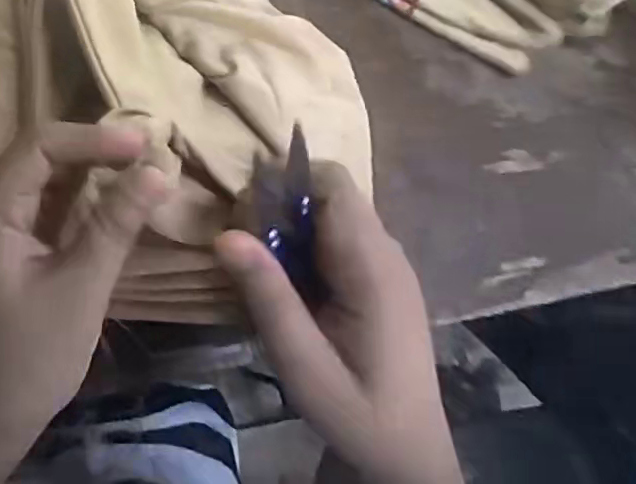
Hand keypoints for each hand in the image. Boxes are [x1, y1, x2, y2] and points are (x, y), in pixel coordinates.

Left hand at [0, 122, 171, 483]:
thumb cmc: (29, 358)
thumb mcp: (80, 290)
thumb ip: (115, 225)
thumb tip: (158, 171)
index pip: (40, 145)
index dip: (91, 137)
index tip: (142, 144)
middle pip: (45, 150)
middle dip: (96, 145)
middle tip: (150, 148)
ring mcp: (5, 217)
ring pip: (52, 170)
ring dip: (96, 164)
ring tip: (144, 162)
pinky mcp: (21, 235)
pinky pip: (56, 196)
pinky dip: (89, 190)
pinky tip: (121, 191)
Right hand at [214, 162, 459, 483]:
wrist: (410, 462)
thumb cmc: (358, 415)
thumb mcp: (304, 365)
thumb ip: (268, 297)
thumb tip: (225, 234)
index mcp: (373, 265)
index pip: (333, 182)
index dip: (286, 181)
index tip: (249, 213)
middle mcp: (385, 251)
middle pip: (328, 190)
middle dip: (281, 203)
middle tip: (250, 244)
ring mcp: (386, 262)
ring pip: (329, 209)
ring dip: (290, 223)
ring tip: (266, 265)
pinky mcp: (379, 275)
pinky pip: (336, 233)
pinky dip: (304, 240)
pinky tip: (290, 281)